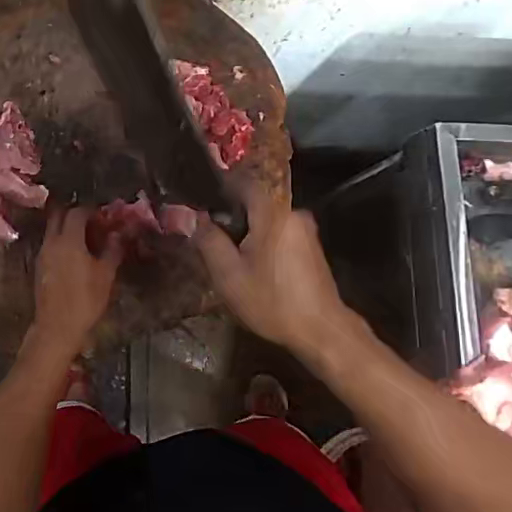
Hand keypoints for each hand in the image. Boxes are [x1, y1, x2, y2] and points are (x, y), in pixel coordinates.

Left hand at [30, 207, 121, 353]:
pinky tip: (78, 253)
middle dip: (75, 213)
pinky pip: (51, 244)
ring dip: (68, 227)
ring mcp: (42, 254)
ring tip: (89, 237)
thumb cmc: (86, 299)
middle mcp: (51, 242)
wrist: (57, 327)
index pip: (77, 212)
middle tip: (94, 220)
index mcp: (69, 240)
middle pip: (59, 215)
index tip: (105, 214)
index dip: (92, 209)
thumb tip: (120, 233)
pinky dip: (63, 241)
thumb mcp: (106, 274)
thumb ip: (113, 249)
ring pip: (53, 230)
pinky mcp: (40, 266)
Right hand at [192, 179, 350, 353]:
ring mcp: (307, 231)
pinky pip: (281, 235)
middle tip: (212, 242)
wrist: (320, 329)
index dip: (220, 190)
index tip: (202, 206)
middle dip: (234, 219)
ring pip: (268, 221)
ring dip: (250, 235)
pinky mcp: (312, 247)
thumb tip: (191, 217)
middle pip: (256, 204)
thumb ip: (209, 241)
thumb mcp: (230, 275)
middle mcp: (294, 213)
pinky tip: (256, 270)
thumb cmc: (272, 302)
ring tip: (232, 261)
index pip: (244, 183)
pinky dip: (265, 244)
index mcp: (274, 213)